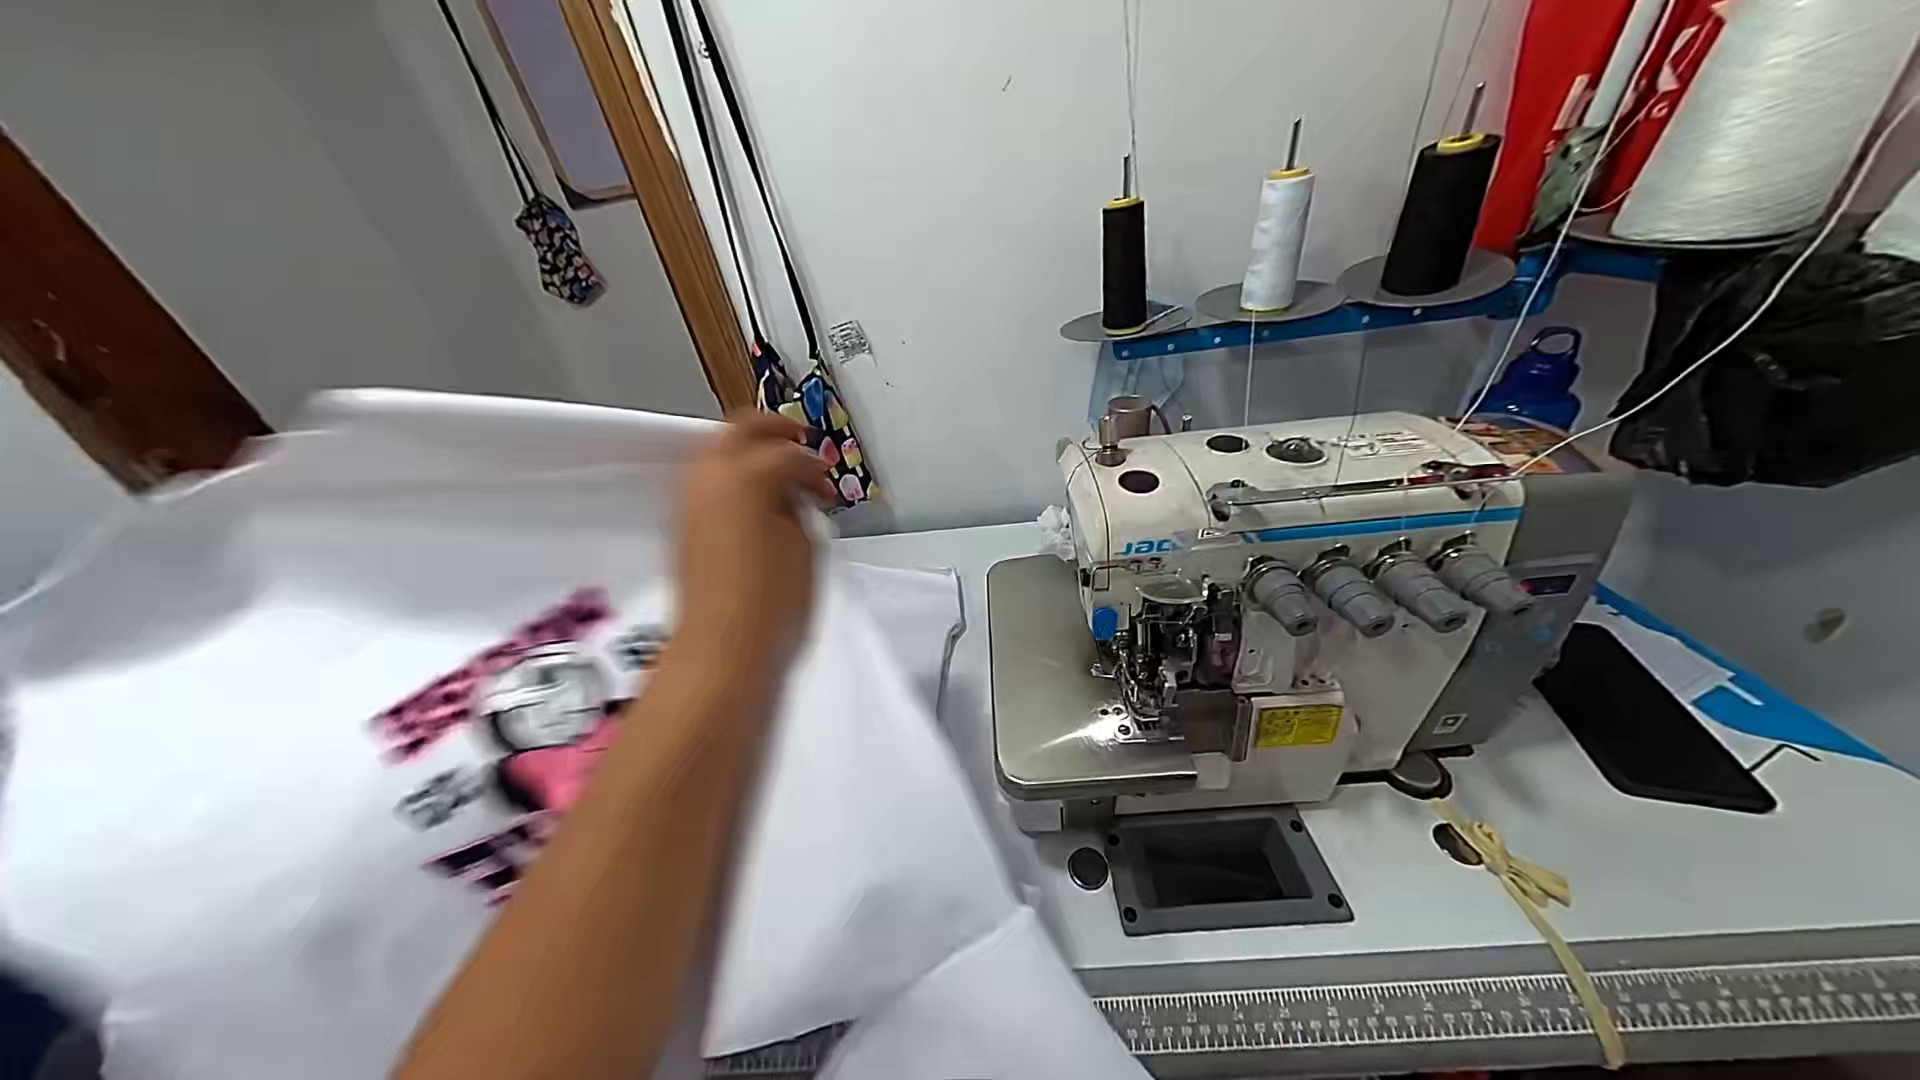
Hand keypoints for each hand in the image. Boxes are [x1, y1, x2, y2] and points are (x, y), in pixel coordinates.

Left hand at [672, 412, 833, 673]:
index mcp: (744, 476)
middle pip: (740, 429)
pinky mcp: (683, 524)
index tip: (827, 484)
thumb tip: (790, 495)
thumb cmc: (773, 600)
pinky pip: (708, 479)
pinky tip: (756, 497)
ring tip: (780, 472)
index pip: (786, 453)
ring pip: (717, 450)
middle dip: (773, 430)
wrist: (723, 650)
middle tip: (801, 442)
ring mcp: (689, 500)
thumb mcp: (803, 543)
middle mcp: (708, 477)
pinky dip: (733, 475)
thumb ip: (797, 506)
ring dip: (750, 451)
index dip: (813, 465)